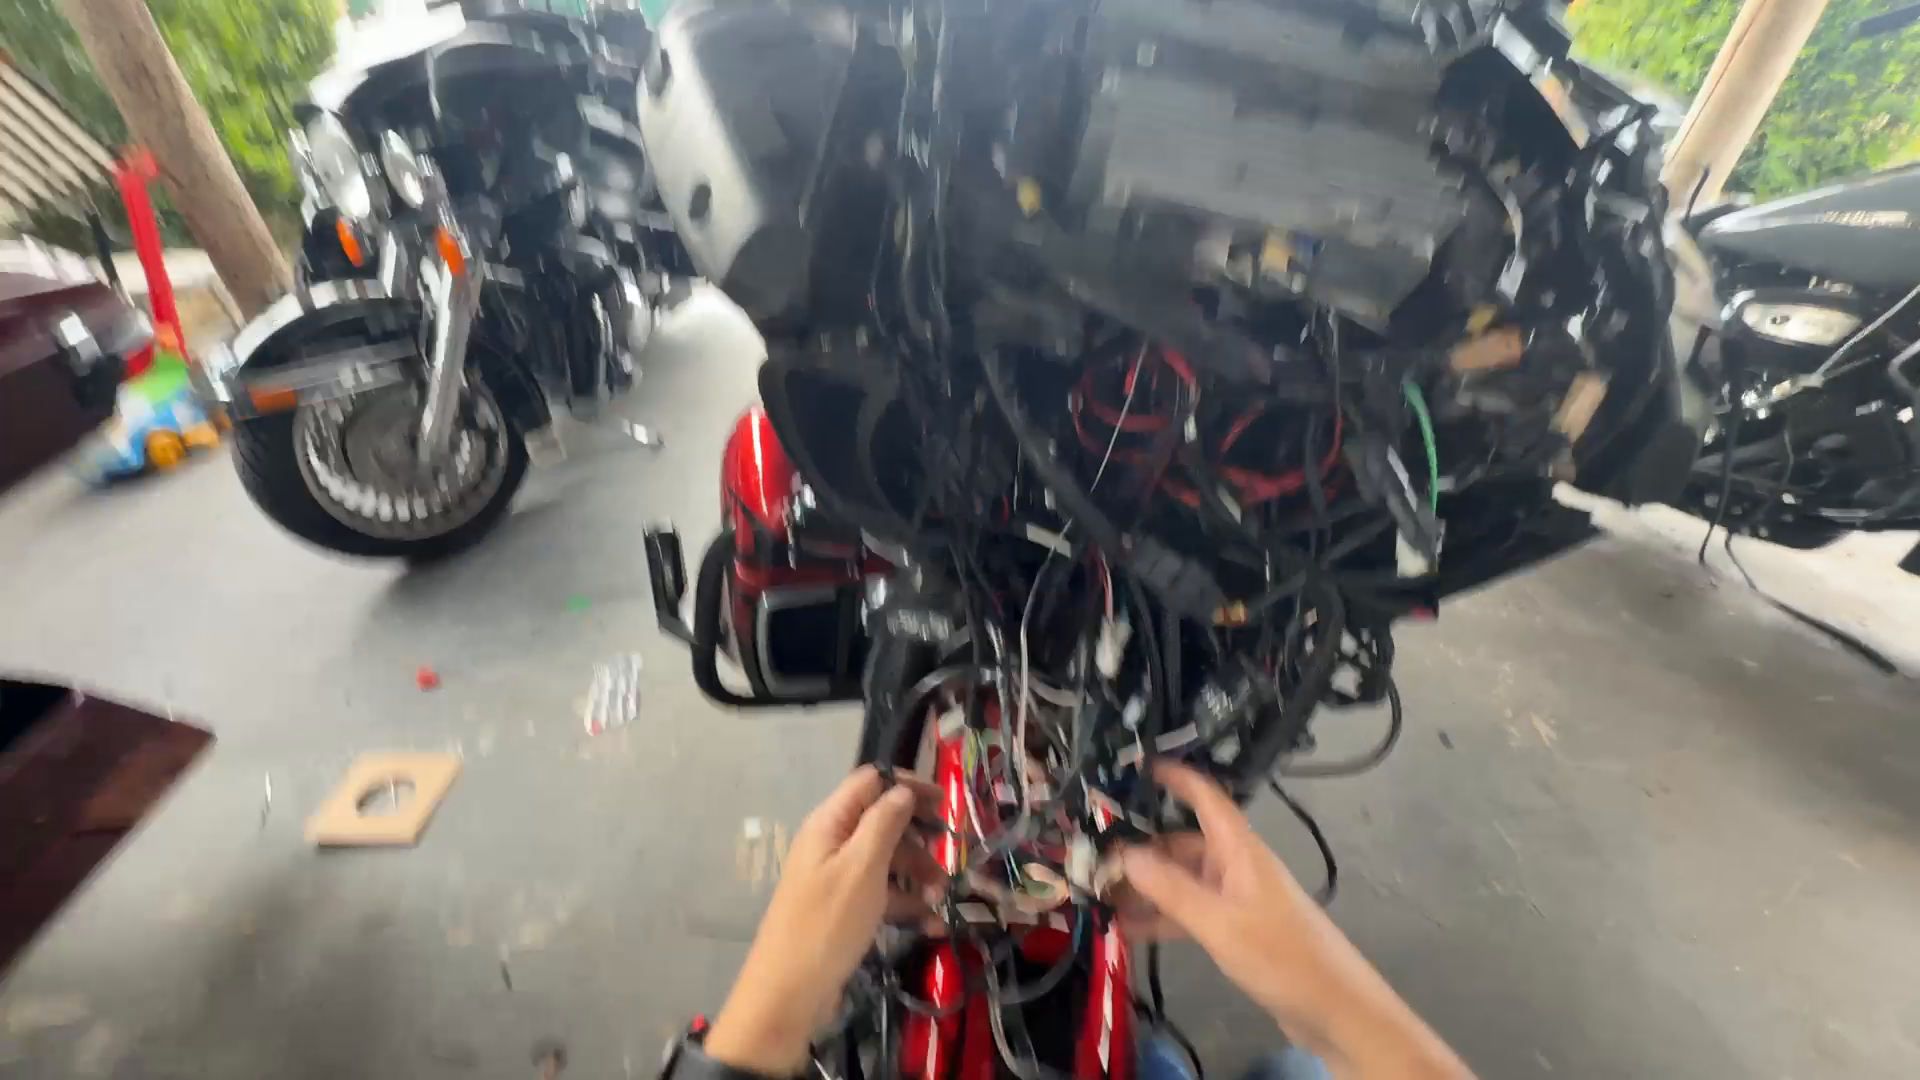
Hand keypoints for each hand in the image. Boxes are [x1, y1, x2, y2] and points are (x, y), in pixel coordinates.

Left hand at [706, 766, 942, 1075]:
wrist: (786, 998)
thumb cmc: (827, 924)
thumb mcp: (862, 867)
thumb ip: (885, 822)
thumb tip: (902, 791)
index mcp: (830, 822)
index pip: (871, 781)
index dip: (906, 784)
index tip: (944, 801)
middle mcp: (832, 841)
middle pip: (882, 820)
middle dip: (918, 837)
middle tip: (947, 855)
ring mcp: (837, 876)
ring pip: (886, 858)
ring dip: (917, 873)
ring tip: (941, 897)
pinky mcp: (844, 908)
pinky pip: (881, 892)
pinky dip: (905, 903)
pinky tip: (931, 924)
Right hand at [1116, 762, 1473, 1078]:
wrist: (1339, 1014)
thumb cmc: (1282, 956)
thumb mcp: (1219, 923)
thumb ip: (1170, 889)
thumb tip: (1125, 854)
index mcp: (1237, 848)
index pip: (1204, 796)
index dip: (1174, 775)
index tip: (1137, 765)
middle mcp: (1233, 863)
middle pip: (1180, 840)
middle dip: (1140, 845)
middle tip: (1093, 850)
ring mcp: (1233, 896)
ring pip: (1179, 878)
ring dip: (1145, 884)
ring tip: (1100, 892)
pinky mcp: (1234, 927)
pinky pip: (1188, 910)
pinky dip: (1160, 915)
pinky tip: (1126, 926)